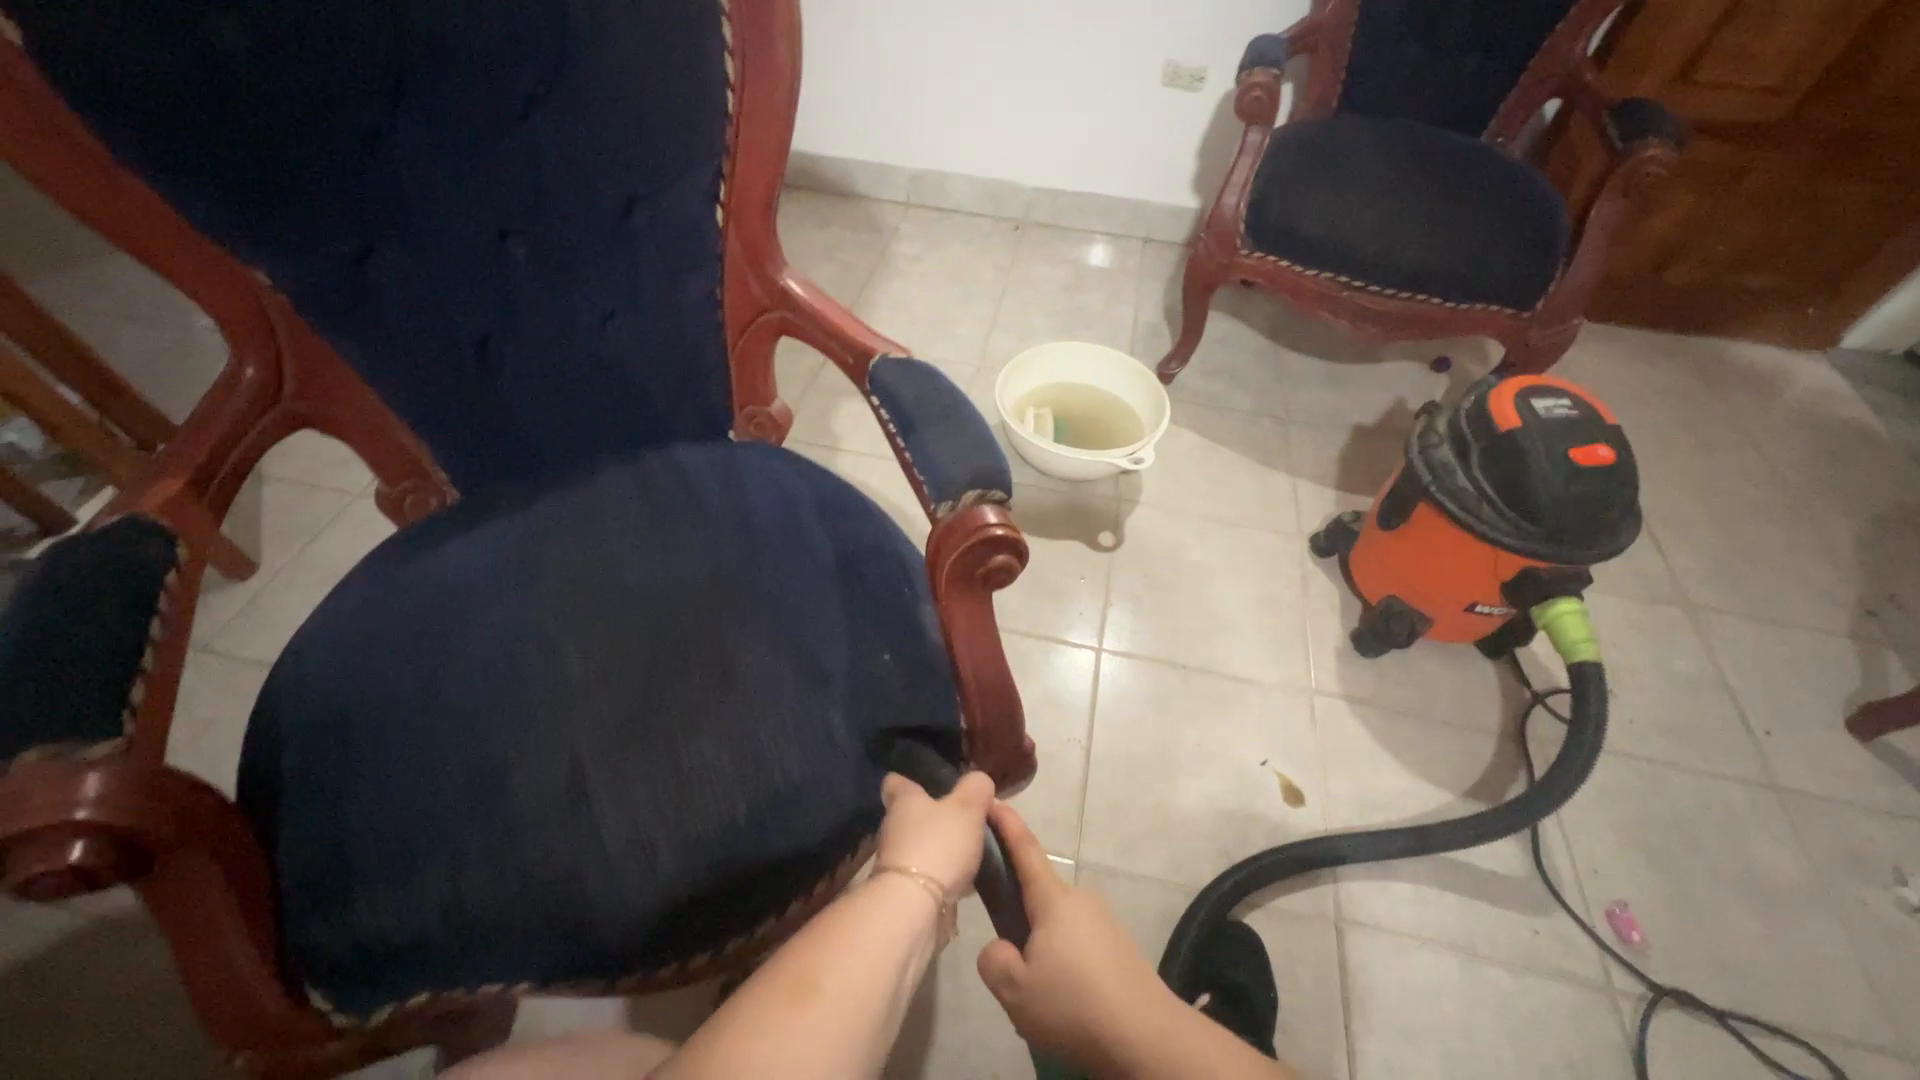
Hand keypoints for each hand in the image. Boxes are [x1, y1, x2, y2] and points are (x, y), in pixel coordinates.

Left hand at [876, 771, 995, 895]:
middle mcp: (894, 828)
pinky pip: (930, 877)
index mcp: (903, 802)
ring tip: (974, 850)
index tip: (928, 782)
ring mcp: (898, 862)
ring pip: (922, 847)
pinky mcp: (907, 892)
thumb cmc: (938, 845)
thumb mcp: (967, 807)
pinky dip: (946, 877)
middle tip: (966, 818)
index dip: (909, 780)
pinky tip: (970, 883)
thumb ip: (976, 788)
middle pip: (912, 816)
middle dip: (935, 817)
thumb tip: (978, 780)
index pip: (895, 782)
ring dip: (943, 849)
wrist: (914, 908)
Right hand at [975, 803, 1177, 1073]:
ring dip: (1042, 947)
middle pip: (1038, 897)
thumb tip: (1001, 948)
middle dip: (1018, 918)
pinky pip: (1077, 945)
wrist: (1148, 1039)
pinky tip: (1066, 1002)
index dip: (1005, 823)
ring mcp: (1104, 922)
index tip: (991, 799)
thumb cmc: (1074, 1006)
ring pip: (1057, 926)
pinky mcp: (1118, 947)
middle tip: (1008, 961)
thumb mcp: (1014, 990)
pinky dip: (1064, 963)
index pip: (1024, 849)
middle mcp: (1080, 900)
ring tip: (1038, 994)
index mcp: (1053, 900)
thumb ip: (994, 959)